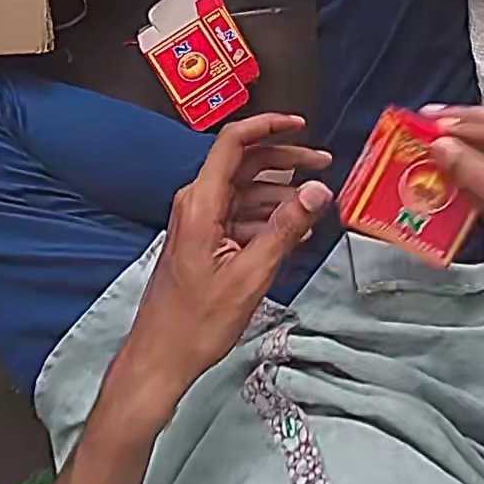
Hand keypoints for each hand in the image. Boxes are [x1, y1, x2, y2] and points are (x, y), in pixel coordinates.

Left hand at [115, 113, 332, 405]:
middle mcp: (198, 201)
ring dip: (282, 192)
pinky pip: (241, 213)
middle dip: (287, 160)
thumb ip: (287, 228)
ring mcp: (200, 218)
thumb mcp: (251, 274)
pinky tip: (296, 229)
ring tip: (317, 201)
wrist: (159, 358)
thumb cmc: (197, 321)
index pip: (234, 142)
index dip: (267, 126)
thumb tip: (319, 190)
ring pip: (247, 190)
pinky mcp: (205, 236)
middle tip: (323, 163)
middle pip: (246, 164)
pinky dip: (268, 216)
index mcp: (202, 201)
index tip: (299, 125)